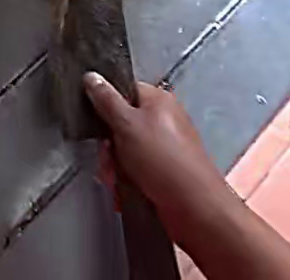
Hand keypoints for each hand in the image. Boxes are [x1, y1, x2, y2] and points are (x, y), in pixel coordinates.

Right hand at [82, 73, 236, 223]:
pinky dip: (128, 178)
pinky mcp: (167, 173)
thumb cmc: (162, 160)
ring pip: (127, 148)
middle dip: (109, 144)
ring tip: (115, 180)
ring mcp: (166, 148)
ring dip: (116, 165)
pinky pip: (138, 168)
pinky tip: (124, 190)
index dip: (105, 102)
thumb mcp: (126, 124)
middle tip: (107, 158)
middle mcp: (163, 120)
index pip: (123, 89)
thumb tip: (90, 75)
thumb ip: (105, 99)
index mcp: (158, 99)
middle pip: (122, 122)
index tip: (94, 118)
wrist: (198, 213)